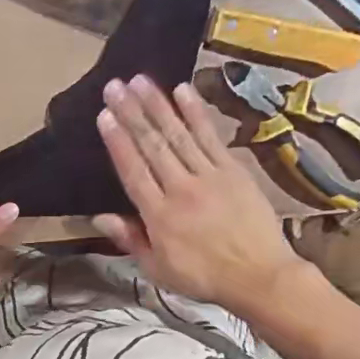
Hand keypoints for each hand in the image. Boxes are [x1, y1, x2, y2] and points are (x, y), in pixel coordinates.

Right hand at [91, 75, 307, 316]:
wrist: (259, 275)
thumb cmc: (202, 277)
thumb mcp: (156, 268)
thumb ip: (130, 239)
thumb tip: (100, 217)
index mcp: (159, 216)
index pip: (133, 172)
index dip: (117, 142)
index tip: (104, 116)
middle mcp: (181, 189)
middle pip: (152, 145)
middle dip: (132, 113)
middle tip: (115, 86)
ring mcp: (210, 176)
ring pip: (179, 135)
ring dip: (158, 105)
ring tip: (140, 81)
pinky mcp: (234, 170)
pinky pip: (211, 136)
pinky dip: (196, 113)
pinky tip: (182, 91)